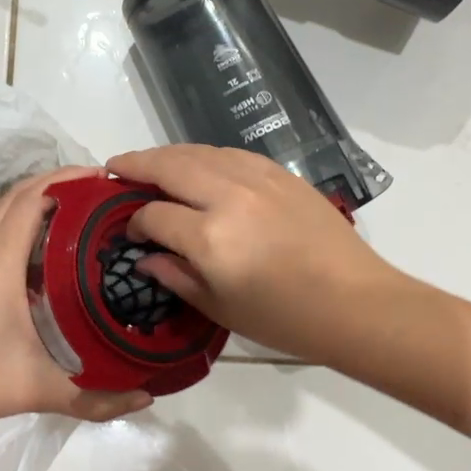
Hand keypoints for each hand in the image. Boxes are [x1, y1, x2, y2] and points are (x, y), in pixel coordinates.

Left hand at [0, 167, 154, 434]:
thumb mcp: (39, 390)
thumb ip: (96, 399)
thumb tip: (148, 399)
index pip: (32, 199)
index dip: (68, 180)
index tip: (106, 179)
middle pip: (18, 195)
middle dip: (59, 182)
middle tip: (102, 189)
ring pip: (4, 212)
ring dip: (40, 199)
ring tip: (83, 209)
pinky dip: (25, 221)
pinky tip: (51, 247)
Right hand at [107, 144, 402, 359]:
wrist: (355, 304)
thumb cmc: (284, 319)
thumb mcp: (220, 308)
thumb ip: (176, 277)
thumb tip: (145, 258)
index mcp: (210, 238)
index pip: (154, 215)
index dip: (135, 223)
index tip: (132, 235)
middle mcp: (229, 198)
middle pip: (169, 166)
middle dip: (136, 165)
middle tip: (116, 168)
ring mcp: (258, 179)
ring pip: (199, 152)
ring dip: (168, 155)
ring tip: (150, 163)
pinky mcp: (281, 174)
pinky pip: (231, 154)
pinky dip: (205, 156)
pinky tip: (198, 165)